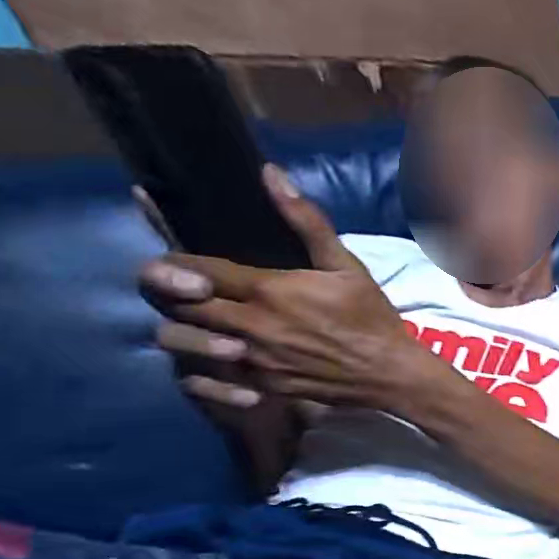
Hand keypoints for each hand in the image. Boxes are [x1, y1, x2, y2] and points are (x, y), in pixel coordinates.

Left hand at [139, 165, 428, 409]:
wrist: (392, 375)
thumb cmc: (372, 319)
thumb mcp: (348, 268)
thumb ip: (306, 223)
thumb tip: (270, 173)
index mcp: (266, 290)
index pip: (188, 266)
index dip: (172, 259)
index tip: (180, 258)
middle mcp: (249, 324)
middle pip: (172, 302)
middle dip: (166, 290)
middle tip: (183, 287)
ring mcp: (252, 358)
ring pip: (179, 339)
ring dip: (181, 326)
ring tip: (198, 320)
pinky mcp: (259, 385)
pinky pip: (206, 376)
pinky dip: (201, 363)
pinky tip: (217, 354)